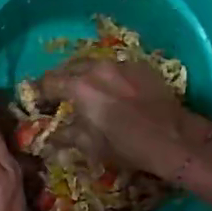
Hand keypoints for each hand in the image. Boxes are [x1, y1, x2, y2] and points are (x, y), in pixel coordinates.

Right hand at [43, 59, 211, 177]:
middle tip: (58, 98)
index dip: (39, 93)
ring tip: (83, 93)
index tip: (37, 103)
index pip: (48, 82)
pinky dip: (105, 77)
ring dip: (82, 77)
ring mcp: (121, 64)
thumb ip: (65, 135)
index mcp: (80, 87)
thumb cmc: (127, 146)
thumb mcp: (89, 146)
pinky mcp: (140, 66)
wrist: (174, 138)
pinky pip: (113, 67)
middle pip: (68, 68)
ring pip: (92, 64)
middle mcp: (98, 68)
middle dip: (59, 81)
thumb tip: (49, 135)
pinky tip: (110, 92)